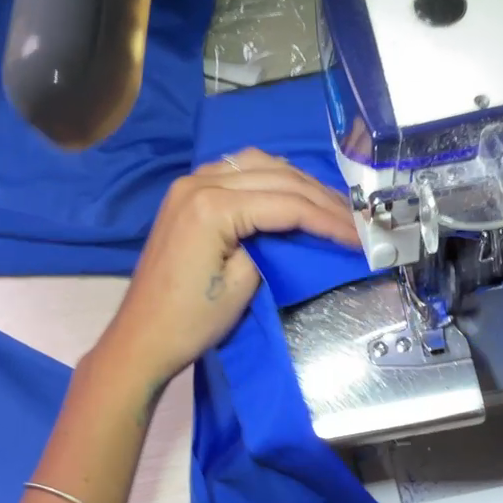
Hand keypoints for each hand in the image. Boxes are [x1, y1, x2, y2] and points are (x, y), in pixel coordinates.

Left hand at [95, 148, 358, 387]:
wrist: (142, 338)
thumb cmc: (190, 322)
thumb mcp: (242, 286)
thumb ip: (273, 249)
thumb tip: (299, 233)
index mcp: (212, 206)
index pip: (287, 203)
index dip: (329, 220)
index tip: (360, 237)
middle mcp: (199, 182)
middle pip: (276, 177)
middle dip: (320, 199)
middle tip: (356, 220)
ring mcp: (189, 184)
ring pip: (258, 165)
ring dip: (298, 183)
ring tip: (332, 206)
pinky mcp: (187, 195)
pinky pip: (237, 172)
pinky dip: (270, 179)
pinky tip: (292, 193)